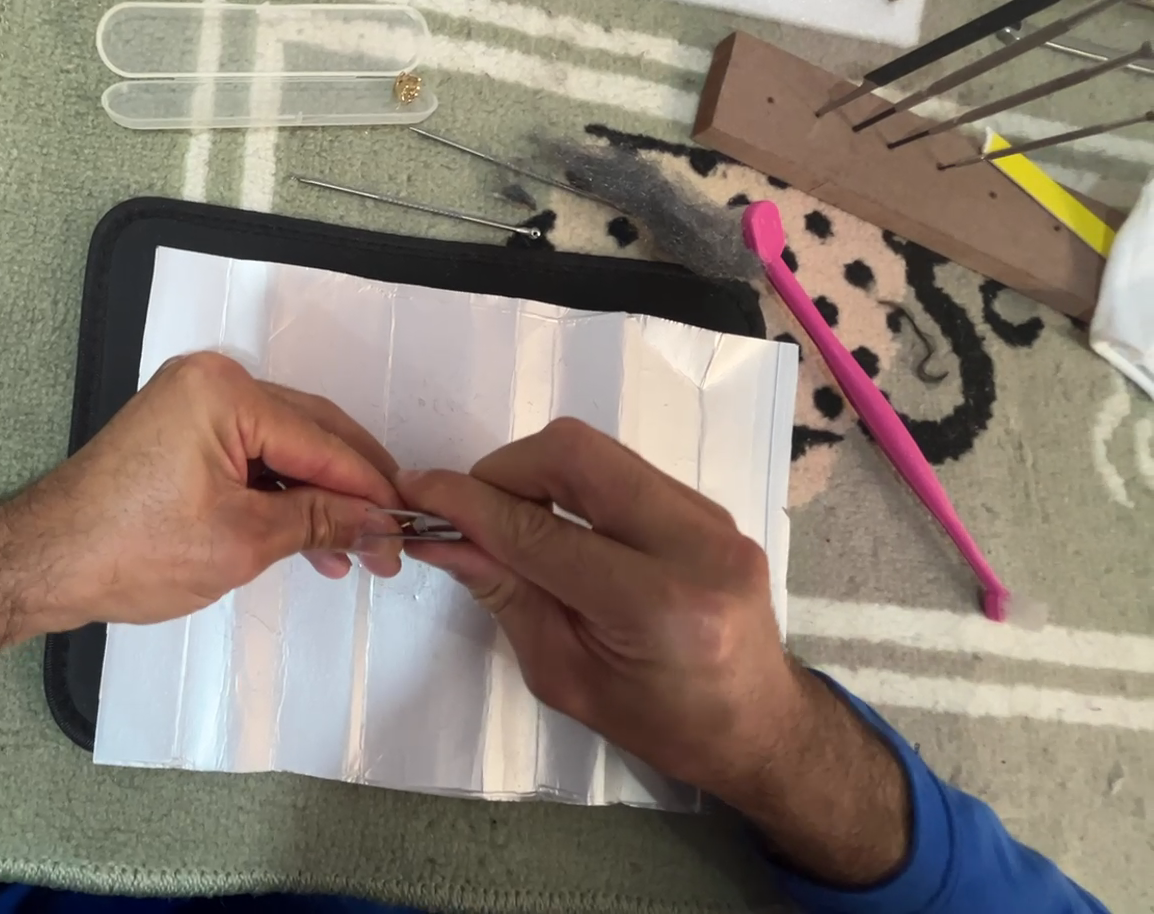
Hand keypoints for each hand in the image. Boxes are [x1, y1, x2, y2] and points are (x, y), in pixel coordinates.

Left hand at [0, 351, 402, 765]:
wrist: (45, 563)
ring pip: (283, 445)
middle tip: (386, 541)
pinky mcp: (182, 429)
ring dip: (317, 497)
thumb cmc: (132, 550)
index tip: (407, 528)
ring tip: (348, 553)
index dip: (371, 489)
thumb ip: (322, 522)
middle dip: (350, 490)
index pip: (323, 441)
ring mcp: (193, 402)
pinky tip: (304, 537)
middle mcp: (211, 381)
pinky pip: (250, 453)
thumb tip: (381, 523)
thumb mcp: (243, 541)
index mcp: (226, 392)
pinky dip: (278, 493)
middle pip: (309, 432)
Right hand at [398, 418, 907, 884]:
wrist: (761, 727)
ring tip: (512, 518)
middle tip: (474, 510)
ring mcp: (709, 517)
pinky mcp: (705, 505)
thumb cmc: (655, 720)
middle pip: (572, 453)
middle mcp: (694, 544)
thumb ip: (501, 593)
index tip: (415, 490)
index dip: (464, 503)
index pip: (535, 530)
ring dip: (531, 471)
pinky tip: (555, 521)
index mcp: (656, 606)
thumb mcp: (560, 673)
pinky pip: (614, 464)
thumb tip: (437, 538)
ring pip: (592, 448)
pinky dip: (565, 480)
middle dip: (502, 470)